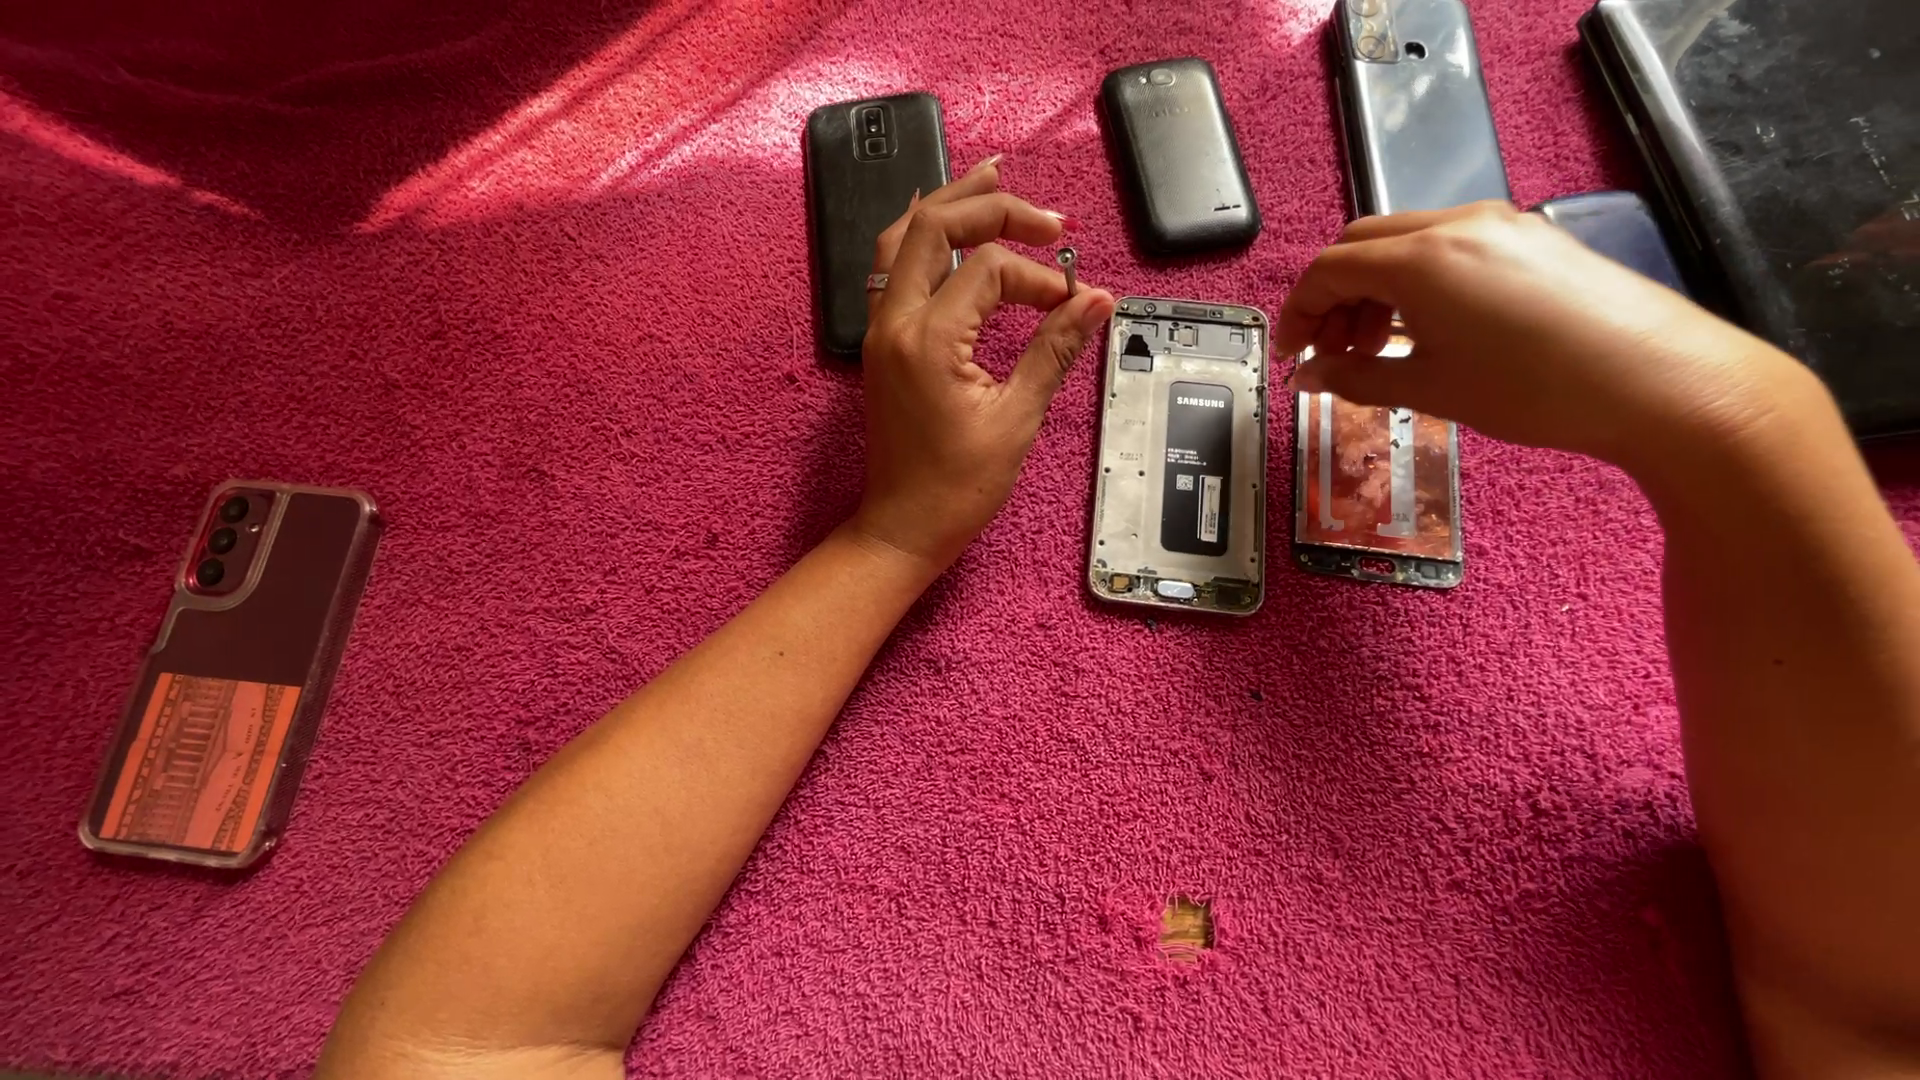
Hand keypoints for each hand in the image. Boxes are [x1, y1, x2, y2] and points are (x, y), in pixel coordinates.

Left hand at [850, 158, 1115, 570]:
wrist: (904, 525)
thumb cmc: (959, 486)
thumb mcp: (1017, 418)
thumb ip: (1055, 350)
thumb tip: (1098, 300)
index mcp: (928, 340)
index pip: (987, 270)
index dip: (1036, 277)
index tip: (1068, 305)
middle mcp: (894, 321)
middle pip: (934, 224)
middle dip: (993, 207)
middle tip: (1045, 217)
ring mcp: (880, 329)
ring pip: (902, 237)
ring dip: (949, 204)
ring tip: (993, 177)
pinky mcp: (881, 342)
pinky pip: (891, 267)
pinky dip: (920, 237)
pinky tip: (945, 223)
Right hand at [1282, 201, 1812, 476]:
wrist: (1659, 380)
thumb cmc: (1532, 389)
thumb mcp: (1430, 389)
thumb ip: (1355, 377)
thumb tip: (1306, 376)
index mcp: (1421, 259)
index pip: (1328, 269)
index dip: (1297, 313)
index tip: (1292, 354)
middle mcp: (1455, 225)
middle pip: (1360, 244)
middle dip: (1332, 297)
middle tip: (1332, 352)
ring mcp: (1498, 224)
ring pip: (1402, 242)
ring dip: (1371, 290)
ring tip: (1377, 349)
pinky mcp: (1528, 237)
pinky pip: (1445, 246)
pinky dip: (1413, 282)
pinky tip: (1424, 329)